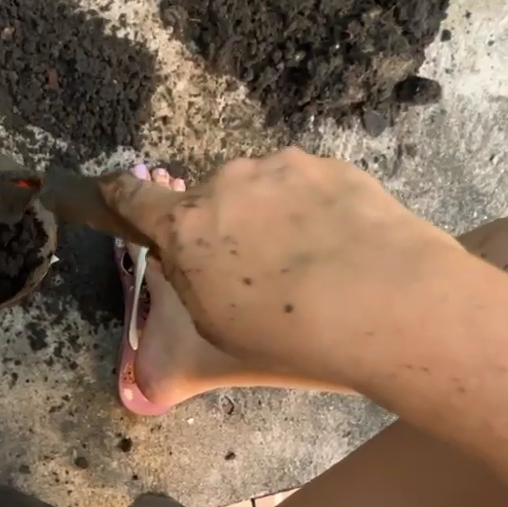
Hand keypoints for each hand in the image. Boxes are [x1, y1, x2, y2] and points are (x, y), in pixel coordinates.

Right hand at [101, 148, 467, 379]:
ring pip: (255, 190)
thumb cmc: (291, 338)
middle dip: (216, 230)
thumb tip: (183, 281)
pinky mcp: (329, 165)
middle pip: (204, 202)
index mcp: (186, 231)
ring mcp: (280, 169)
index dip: (119, 198)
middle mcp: (225, 185)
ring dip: (264, 217)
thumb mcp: (218, 341)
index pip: (133, 198)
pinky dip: (306, 210)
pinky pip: (299, 185)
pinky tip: (334, 249)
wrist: (391, 306)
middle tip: (250, 275)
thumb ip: (189, 294)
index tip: (116, 197)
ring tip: (303, 266)